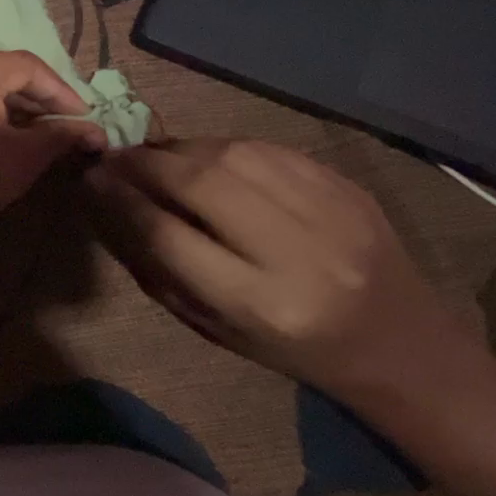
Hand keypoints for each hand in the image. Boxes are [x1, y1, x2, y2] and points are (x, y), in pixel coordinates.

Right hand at [85, 138, 470, 396]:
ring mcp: (332, 215)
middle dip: (145, 163)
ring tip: (156, 157)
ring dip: (180, 149)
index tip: (91, 179)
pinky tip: (207, 159)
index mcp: (259, 301)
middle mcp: (298, 254)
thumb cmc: (289, 347)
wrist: (404, 345)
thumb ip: (155, 261)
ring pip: (233, 155)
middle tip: (115, 158)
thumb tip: (107, 199)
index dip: (121, 198)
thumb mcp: (211, 324)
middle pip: (201, 182)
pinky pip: (267, 150)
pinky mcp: (348, 188)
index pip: (169, 234)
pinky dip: (223, 148)